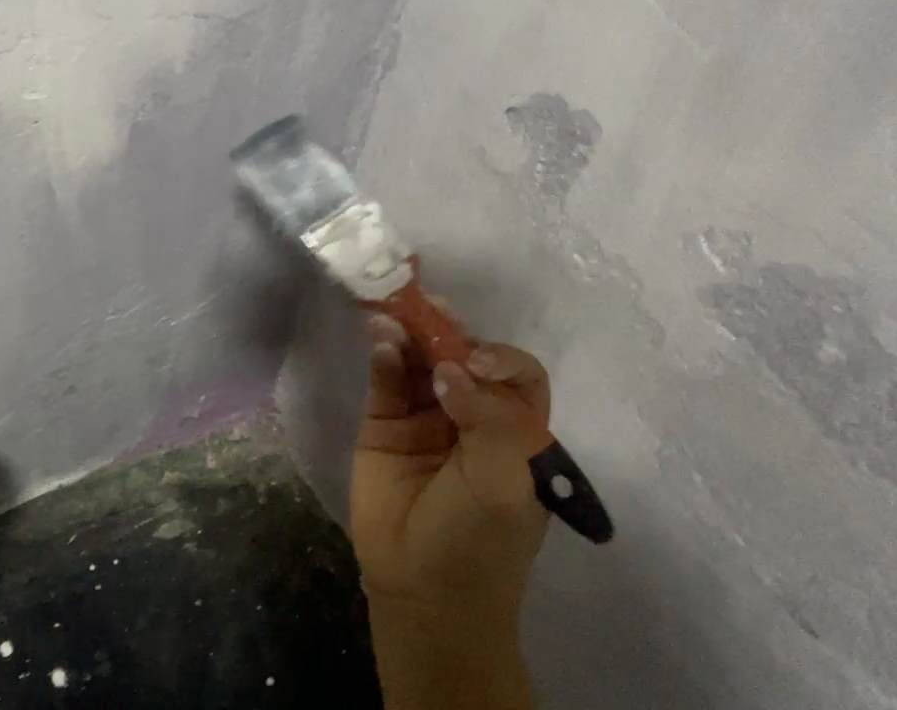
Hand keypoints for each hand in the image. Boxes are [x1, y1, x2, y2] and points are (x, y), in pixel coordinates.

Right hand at [349, 310, 550, 624]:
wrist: (424, 588)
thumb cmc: (479, 540)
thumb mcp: (503, 483)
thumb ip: (486, 420)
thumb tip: (447, 368)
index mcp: (516, 431)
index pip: (515, 375)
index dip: (498, 359)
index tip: (471, 363)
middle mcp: (471, 415)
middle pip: (460, 358)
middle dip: (447, 331)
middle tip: (427, 308)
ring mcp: (424, 418)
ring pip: (417, 362)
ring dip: (408, 337)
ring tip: (392, 319)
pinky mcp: (382, 424)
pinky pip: (384, 382)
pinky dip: (382, 359)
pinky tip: (380, 344)